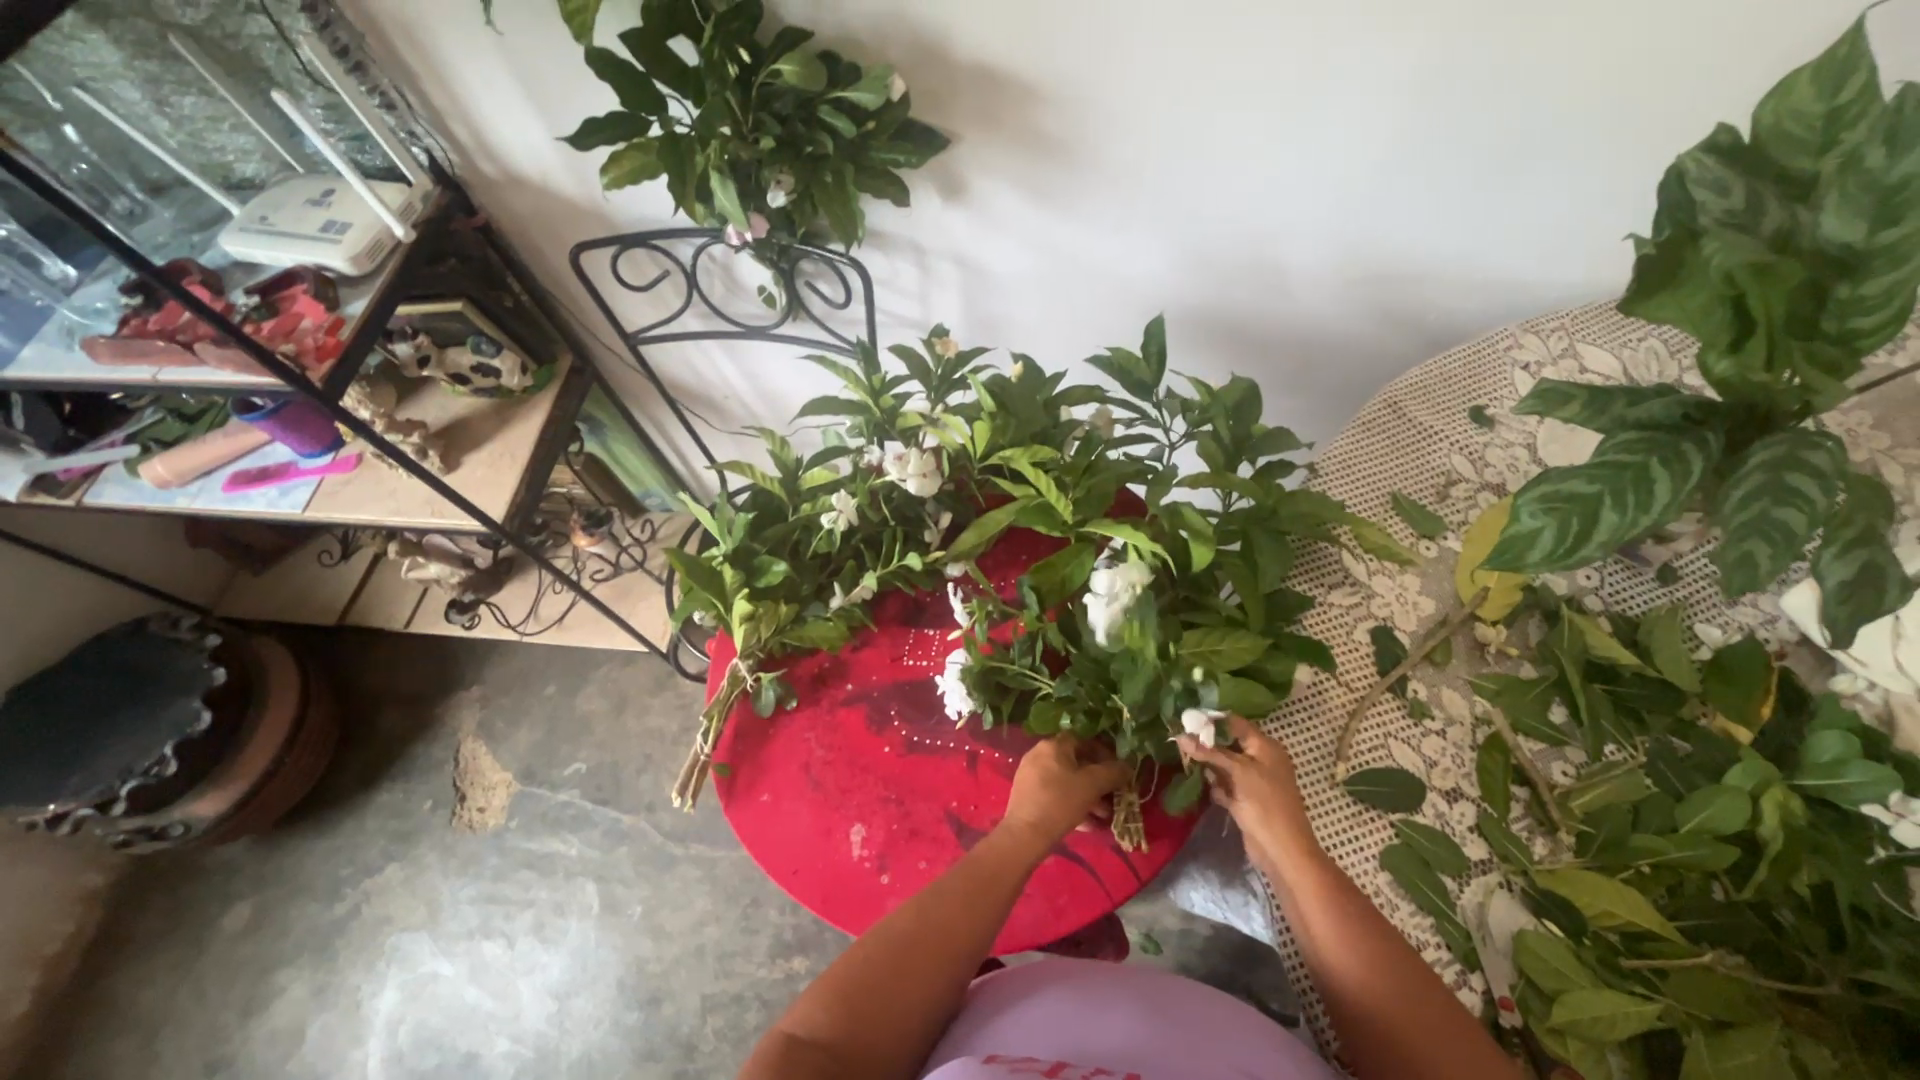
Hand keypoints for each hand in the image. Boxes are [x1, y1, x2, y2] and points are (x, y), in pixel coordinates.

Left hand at [1000, 734, 1127, 849]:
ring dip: (1088, 796)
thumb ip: (1113, 772)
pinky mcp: (1028, 796)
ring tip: (1104, 815)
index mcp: (1053, 746)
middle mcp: (1039, 755)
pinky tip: (1087, 824)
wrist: (1025, 834)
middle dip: (1097, 780)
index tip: (1116, 770)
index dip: (1103, 752)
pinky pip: (1056, 795)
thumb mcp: (1092, 785)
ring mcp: (1031, 776)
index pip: (1082, 739)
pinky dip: (1073, 805)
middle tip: (1113, 796)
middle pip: (1075, 763)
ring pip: (1067, 782)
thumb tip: (1127, 766)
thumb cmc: (1061, 802)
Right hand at [1176, 714, 1321, 874]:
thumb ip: (1210, 752)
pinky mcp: (1245, 800)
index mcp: (1265, 747)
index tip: (1186, 718)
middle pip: (1228, 745)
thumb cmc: (1264, 803)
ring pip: (1224, 766)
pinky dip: (1217, 787)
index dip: (1212, 720)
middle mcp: (1260, 760)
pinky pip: (1226, 786)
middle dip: (1206, 744)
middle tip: (1181, 741)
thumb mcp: (1238, 771)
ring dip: (1210, 767)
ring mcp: (1252, 782)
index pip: (1235, 724)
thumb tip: (1181, 736)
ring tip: (1189, 764)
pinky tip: (1211, 791)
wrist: (1282, 849)